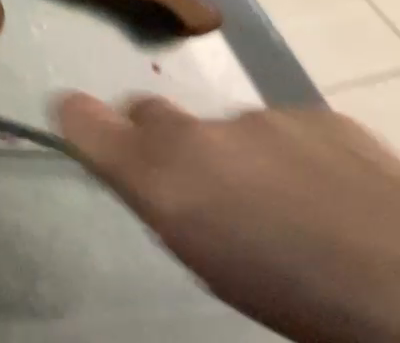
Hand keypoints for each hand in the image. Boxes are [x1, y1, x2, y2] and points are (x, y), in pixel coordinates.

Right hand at [57, 92, 399, 342]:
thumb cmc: (301, 300)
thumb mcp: (205, 261)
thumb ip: (161, 203)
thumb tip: (145, 176)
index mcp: (152, 172)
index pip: (76, 114)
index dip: (83, 123)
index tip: (99, 141)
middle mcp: (189, 133)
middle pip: (147, 112)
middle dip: (168, 141)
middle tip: (212, 187)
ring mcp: (255, 118)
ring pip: (223, 124)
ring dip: (242, 153)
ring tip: (295, 202)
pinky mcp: (319, 115)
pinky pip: (286, 127)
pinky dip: (297, 153)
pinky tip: (336, 192)